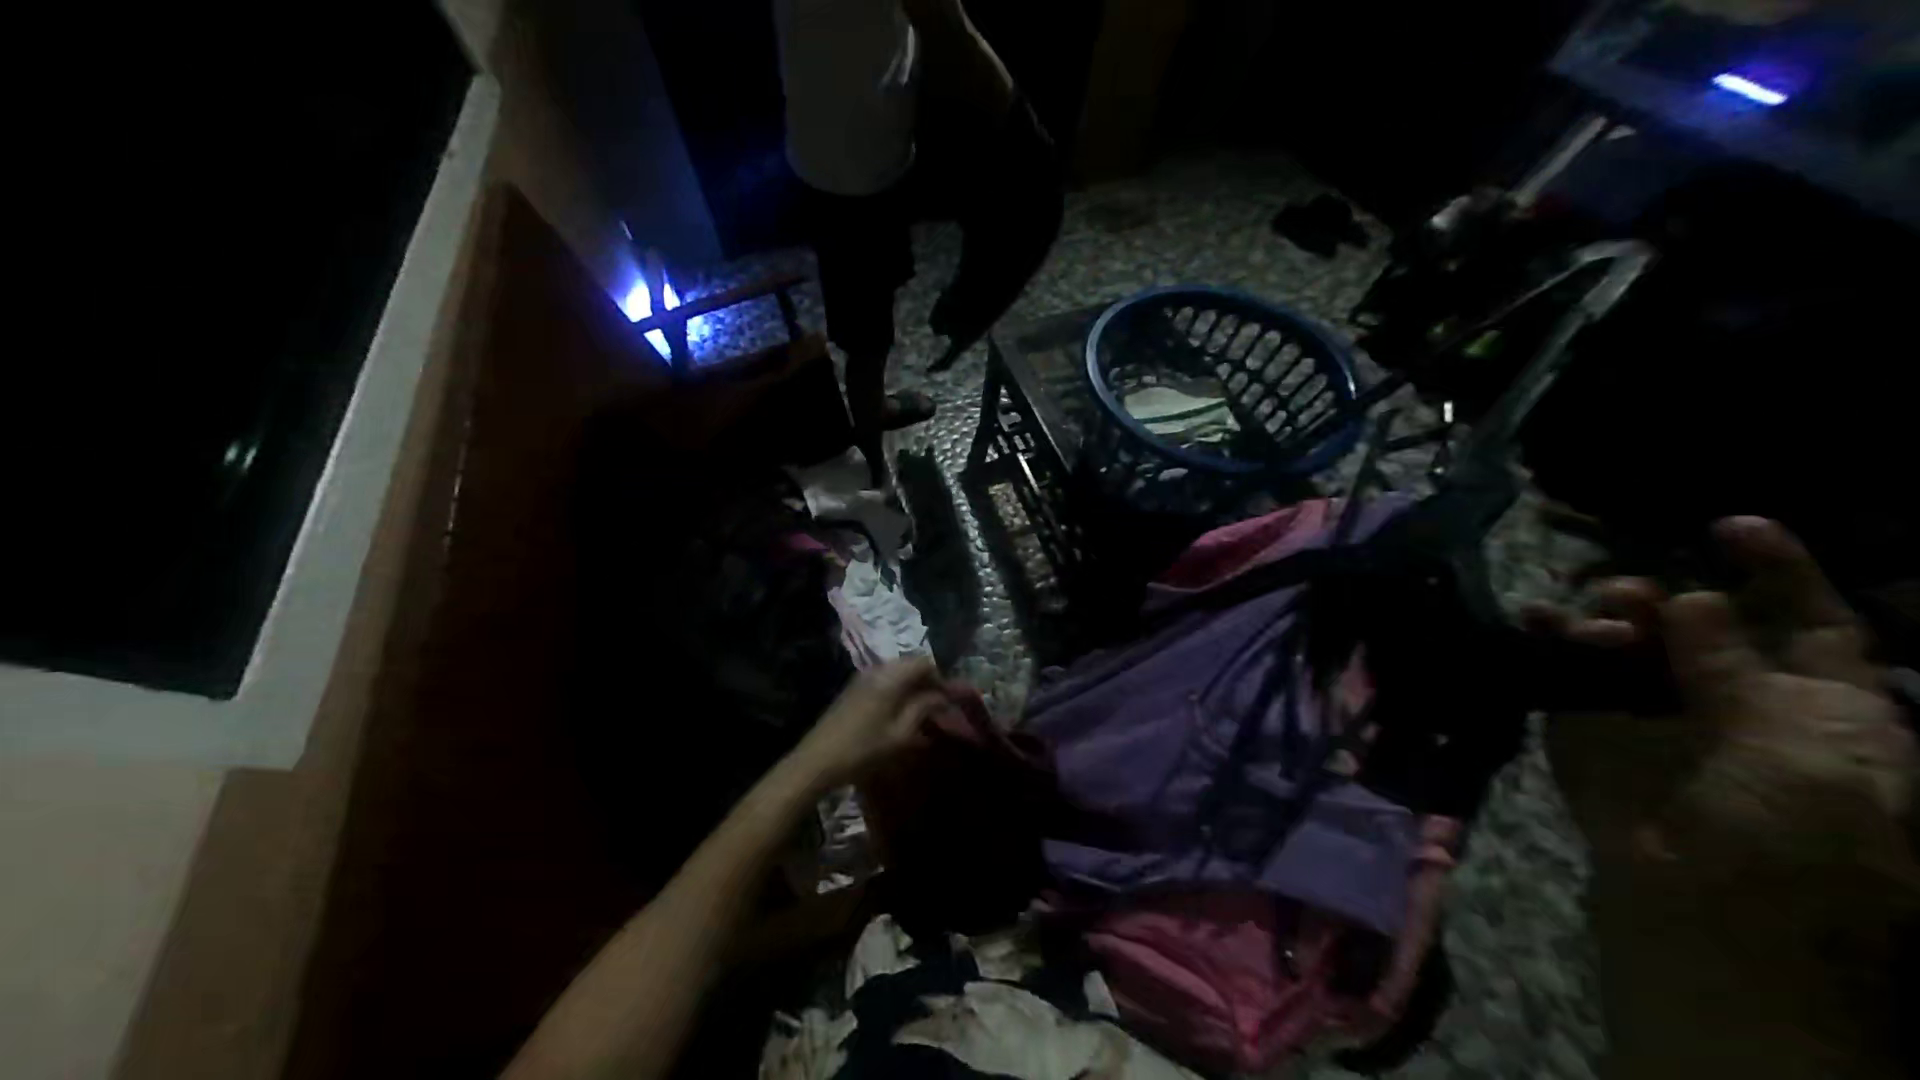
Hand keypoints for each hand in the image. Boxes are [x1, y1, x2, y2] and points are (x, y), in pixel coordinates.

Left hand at [785, 658, 951, 791]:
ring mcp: (862, 678)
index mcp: (890, 676)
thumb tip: (941, 696)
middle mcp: (877, 669)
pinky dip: (897, 692)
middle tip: (938, 707)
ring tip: (921, 713)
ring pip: (897, 673)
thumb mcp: (900, 733)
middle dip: (927, 682)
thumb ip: (923, 708)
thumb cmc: (864, 748)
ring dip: (912, 688)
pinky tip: (900, 714)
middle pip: (910, 665)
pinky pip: (884, 681)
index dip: (940, 678)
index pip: (924, 662)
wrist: (818, 759)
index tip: (949, 699)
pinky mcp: (853, 689)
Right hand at [1533, 517, 1916, 1077]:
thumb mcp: (1791, 740)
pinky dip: (1549, 643)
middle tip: (1633, 599)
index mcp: (1815, 701)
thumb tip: (1682, 599)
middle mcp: (1731, 695)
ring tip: (1591, 625)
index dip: (1777, 568)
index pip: (1808, 618)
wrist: (1704, 907)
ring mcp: (1653, 711)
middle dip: (1667, 598)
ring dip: (1608, 619)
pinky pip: (1566, 672)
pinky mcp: (1588, 726)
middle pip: (1698, 622)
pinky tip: (1534, 622)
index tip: (1725, 523)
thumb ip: (1730, 664)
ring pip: (1627, 641)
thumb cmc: (1789, 831)